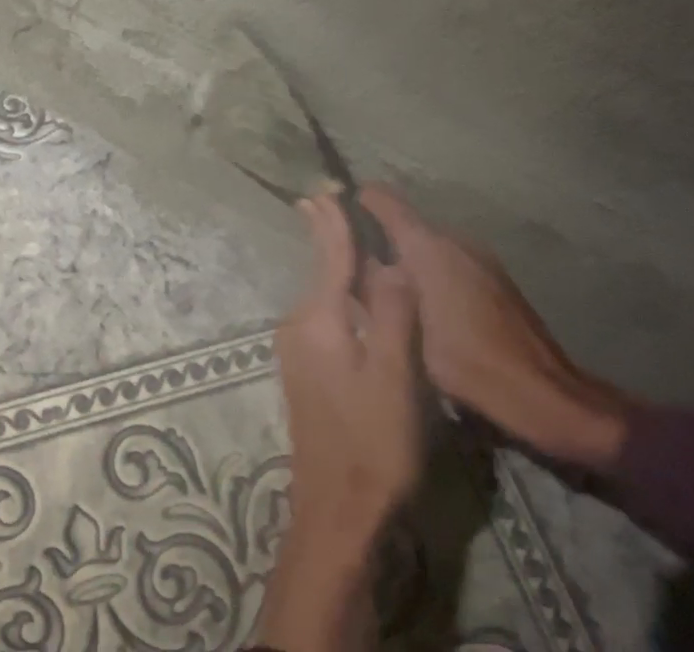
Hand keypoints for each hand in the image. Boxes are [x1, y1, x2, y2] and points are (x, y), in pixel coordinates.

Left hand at [259, 193, 423, 651]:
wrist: (338, 505)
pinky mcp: (308, 372)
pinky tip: (356, 294)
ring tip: (348, 233)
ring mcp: (298, 352)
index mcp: (318, 320)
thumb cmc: (373, 440)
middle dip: (332, 238)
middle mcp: (298, 327)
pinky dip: (342, 297)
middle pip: (324, 273)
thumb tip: (389, 260)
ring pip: (326, 296)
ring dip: (338, 267)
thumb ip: (393, 314)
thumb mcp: (395, 375)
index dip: (333, 222)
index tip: (325, 187)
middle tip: (335, 199)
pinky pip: (328, 318)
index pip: (330, 258)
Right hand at [359, 185, 629, 470]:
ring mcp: (479, 258)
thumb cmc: (466, 361)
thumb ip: (376, 290)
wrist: (539, 391)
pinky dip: (424, 270)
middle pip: (406, 224)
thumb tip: (352, 260)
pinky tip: (412, 300)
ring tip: (374, 282)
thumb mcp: (405, 328)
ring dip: (401, 255)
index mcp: (430, 248)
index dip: (357, 199)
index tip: (328, 206)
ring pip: (427, 245)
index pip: (386, 202)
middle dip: (375, 234)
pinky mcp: (493, 278)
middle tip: (345, 258)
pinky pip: (446, 261)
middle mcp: (455, 242)